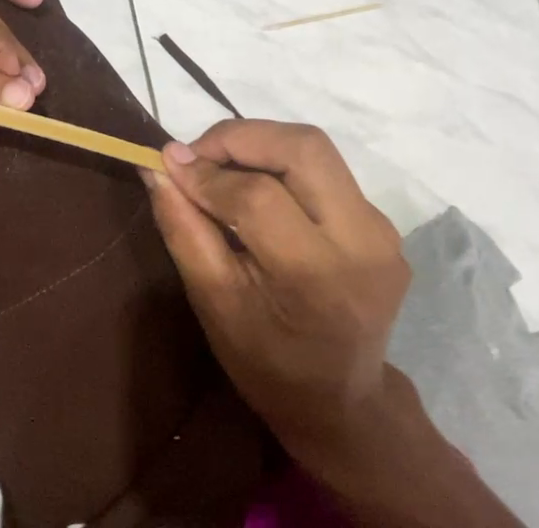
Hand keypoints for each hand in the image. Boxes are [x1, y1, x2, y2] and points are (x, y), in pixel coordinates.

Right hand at [145, 121, 409, 448]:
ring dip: (259, 146)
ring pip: (316, 151)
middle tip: (197, 156)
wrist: (340, 402)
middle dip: (240, 137)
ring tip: (219, 170)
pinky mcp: (382, 224)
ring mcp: (382, 231)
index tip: (166, 166)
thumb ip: (183, 228)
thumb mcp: (211, 301)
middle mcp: (363, 243)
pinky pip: (325, 172)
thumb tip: (156, 166)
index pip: (258, 195)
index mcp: (317, 275)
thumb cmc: (263, 360)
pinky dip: (279, 166)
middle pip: (303, 148)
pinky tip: (252, 192)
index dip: (204, 173)